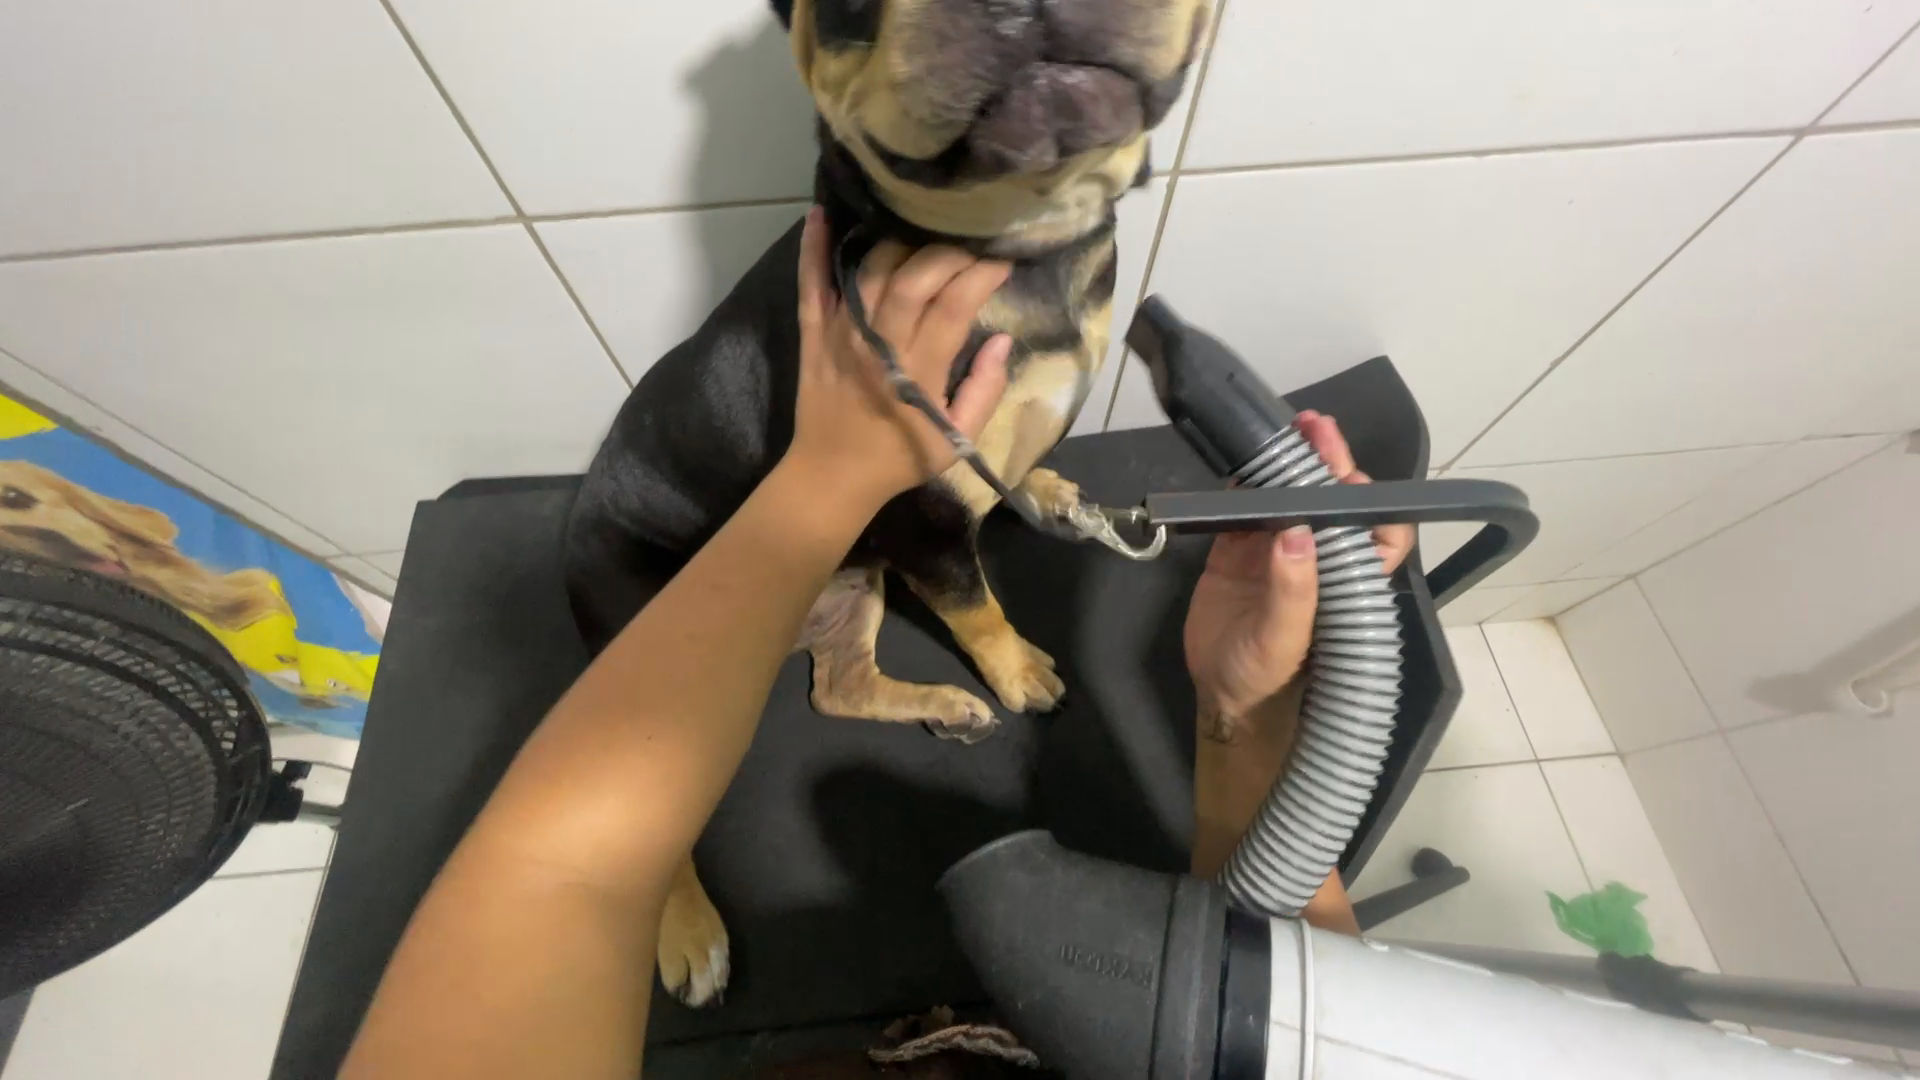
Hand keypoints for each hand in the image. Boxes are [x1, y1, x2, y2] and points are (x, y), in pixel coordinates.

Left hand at [788, 205, 1012, 507]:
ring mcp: (841, 337)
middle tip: (969, 242)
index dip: (980, 275)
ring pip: (869, 273)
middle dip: (947, 252)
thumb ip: (984, 391)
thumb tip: (1000, 340)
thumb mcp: (957, 442)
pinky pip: (810, 287)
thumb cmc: (900, 459)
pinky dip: (813, 250)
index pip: (953, 306)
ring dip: (899, 243)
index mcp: (919, 374)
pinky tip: (822, 214)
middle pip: (912, 280)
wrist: (833, 477)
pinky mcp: (812, 335)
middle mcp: (879, 346)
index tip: (1002, 259)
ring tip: (924, 231)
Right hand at [1184, 413, 1413, 743]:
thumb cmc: (1262, 675)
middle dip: (1329, 466)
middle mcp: (1317, 561)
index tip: (1349, 476)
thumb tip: (1296, 530)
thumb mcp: (1281, 642)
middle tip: (1316, 428)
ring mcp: (1274, 554)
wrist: (1216, 690)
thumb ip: (1292, 590)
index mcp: (1345, 583)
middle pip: (1331, 506)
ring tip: (1286, 431)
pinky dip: (1243, 488)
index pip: (1376, 535)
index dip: (1370, 502)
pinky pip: (1242, 513)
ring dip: (1288, 467)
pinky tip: (1244, 464)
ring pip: (1288, 501)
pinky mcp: (1236, 552)